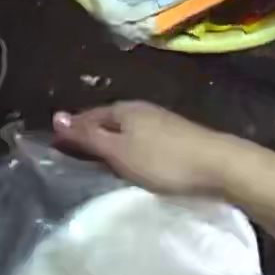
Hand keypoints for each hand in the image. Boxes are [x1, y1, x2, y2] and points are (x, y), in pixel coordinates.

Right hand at [52, 101, 245, 197]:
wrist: (219, 165)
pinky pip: (140, 139)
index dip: (70, 130)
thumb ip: (88, 136)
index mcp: (122, 109)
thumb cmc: (163, 160)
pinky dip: (128, 149)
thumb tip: (56, 115)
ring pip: (124, 130)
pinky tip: (129, 163)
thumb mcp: (119, 151)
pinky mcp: (175, 136)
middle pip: (105, 121)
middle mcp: (139, 109)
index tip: (55, 148)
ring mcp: (159, 121)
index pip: (86, 116)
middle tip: (72, 159)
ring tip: (97, 164)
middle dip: (89, 136)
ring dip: (109, 143)